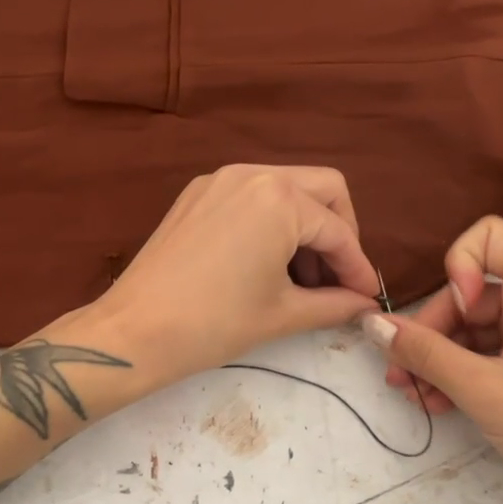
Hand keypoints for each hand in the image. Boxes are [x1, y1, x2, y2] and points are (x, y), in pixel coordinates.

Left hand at [89, 165, 381, 385]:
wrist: (135, 330)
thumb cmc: (215, 323)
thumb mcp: (284, 314)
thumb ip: (334, 304)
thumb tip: (365, 306)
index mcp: (280, 198)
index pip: (338, 230)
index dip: (358, 267)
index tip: (367, 297)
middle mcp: (252, 173)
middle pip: (322, 190)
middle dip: (338, 233)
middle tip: (337, 280)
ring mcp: (220, 179)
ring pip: (286, 189)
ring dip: (305, 227)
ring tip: (302, 280)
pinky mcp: (196, 193)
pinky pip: (252, 195)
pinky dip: (271, 221)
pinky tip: (267, 263)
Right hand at [363, 216, 502, 503]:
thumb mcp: (486, 392)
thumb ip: (424, 354)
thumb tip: (370, 323)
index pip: (485, 238)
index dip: (457, 269)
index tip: (454, 319)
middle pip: (470, 293)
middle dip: (430, 332)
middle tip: (400, 377)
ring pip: (475, 329)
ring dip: (440, 359)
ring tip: (416, 399)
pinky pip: (491, 354)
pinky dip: (463, 374)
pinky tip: (440, 405)